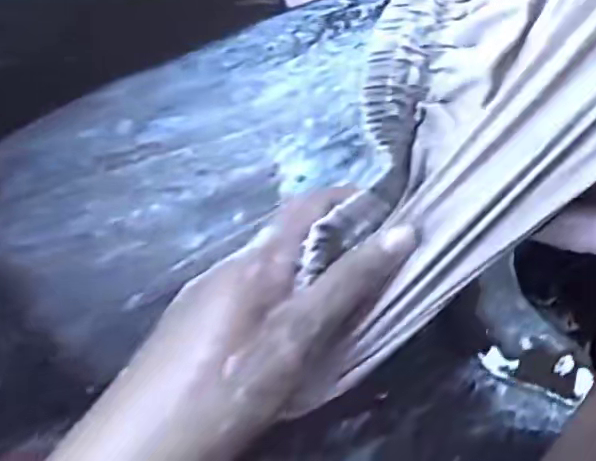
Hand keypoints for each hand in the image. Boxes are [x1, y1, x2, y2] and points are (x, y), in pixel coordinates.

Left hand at [50, 190, 414, 460]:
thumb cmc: (216, 395)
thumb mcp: (293, 340)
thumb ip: (349, 282)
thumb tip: (406, 228)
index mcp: (252, 262)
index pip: (312, 202)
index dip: (358, 199)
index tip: (394, 219)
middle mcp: (226, 269)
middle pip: (298, 234)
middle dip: (346, 242)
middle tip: (381, 268)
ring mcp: (202, 301)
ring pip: (279, 266)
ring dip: (319, 273)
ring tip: (347, 303)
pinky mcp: (190, 331)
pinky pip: (257, 293)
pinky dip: (291, 298)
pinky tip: (296, 334)